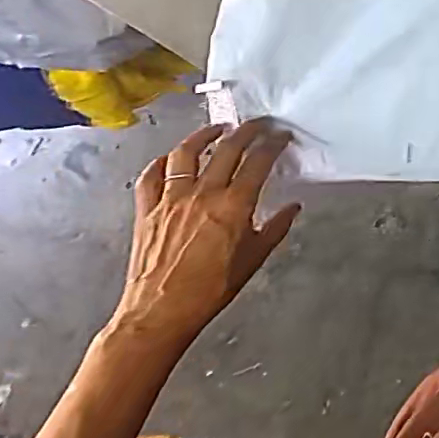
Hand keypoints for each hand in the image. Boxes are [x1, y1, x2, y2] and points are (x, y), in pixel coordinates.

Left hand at [111, 119, 301, 349]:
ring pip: (185, 155)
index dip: (274, 143)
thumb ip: (277, 226)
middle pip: (227, 149)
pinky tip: (172, 159)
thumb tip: (292, 208)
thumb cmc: (213, 286)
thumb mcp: (256, 256)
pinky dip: (161, 163)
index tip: (282, 136)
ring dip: (203, 136)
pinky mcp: (146, 212)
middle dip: (247, 131)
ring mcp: (170, 202)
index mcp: (235, 204)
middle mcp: (203, 195)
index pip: (259, 160)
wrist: (159, 313)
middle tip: (258, 124)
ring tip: (216, 130)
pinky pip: (150, 178)